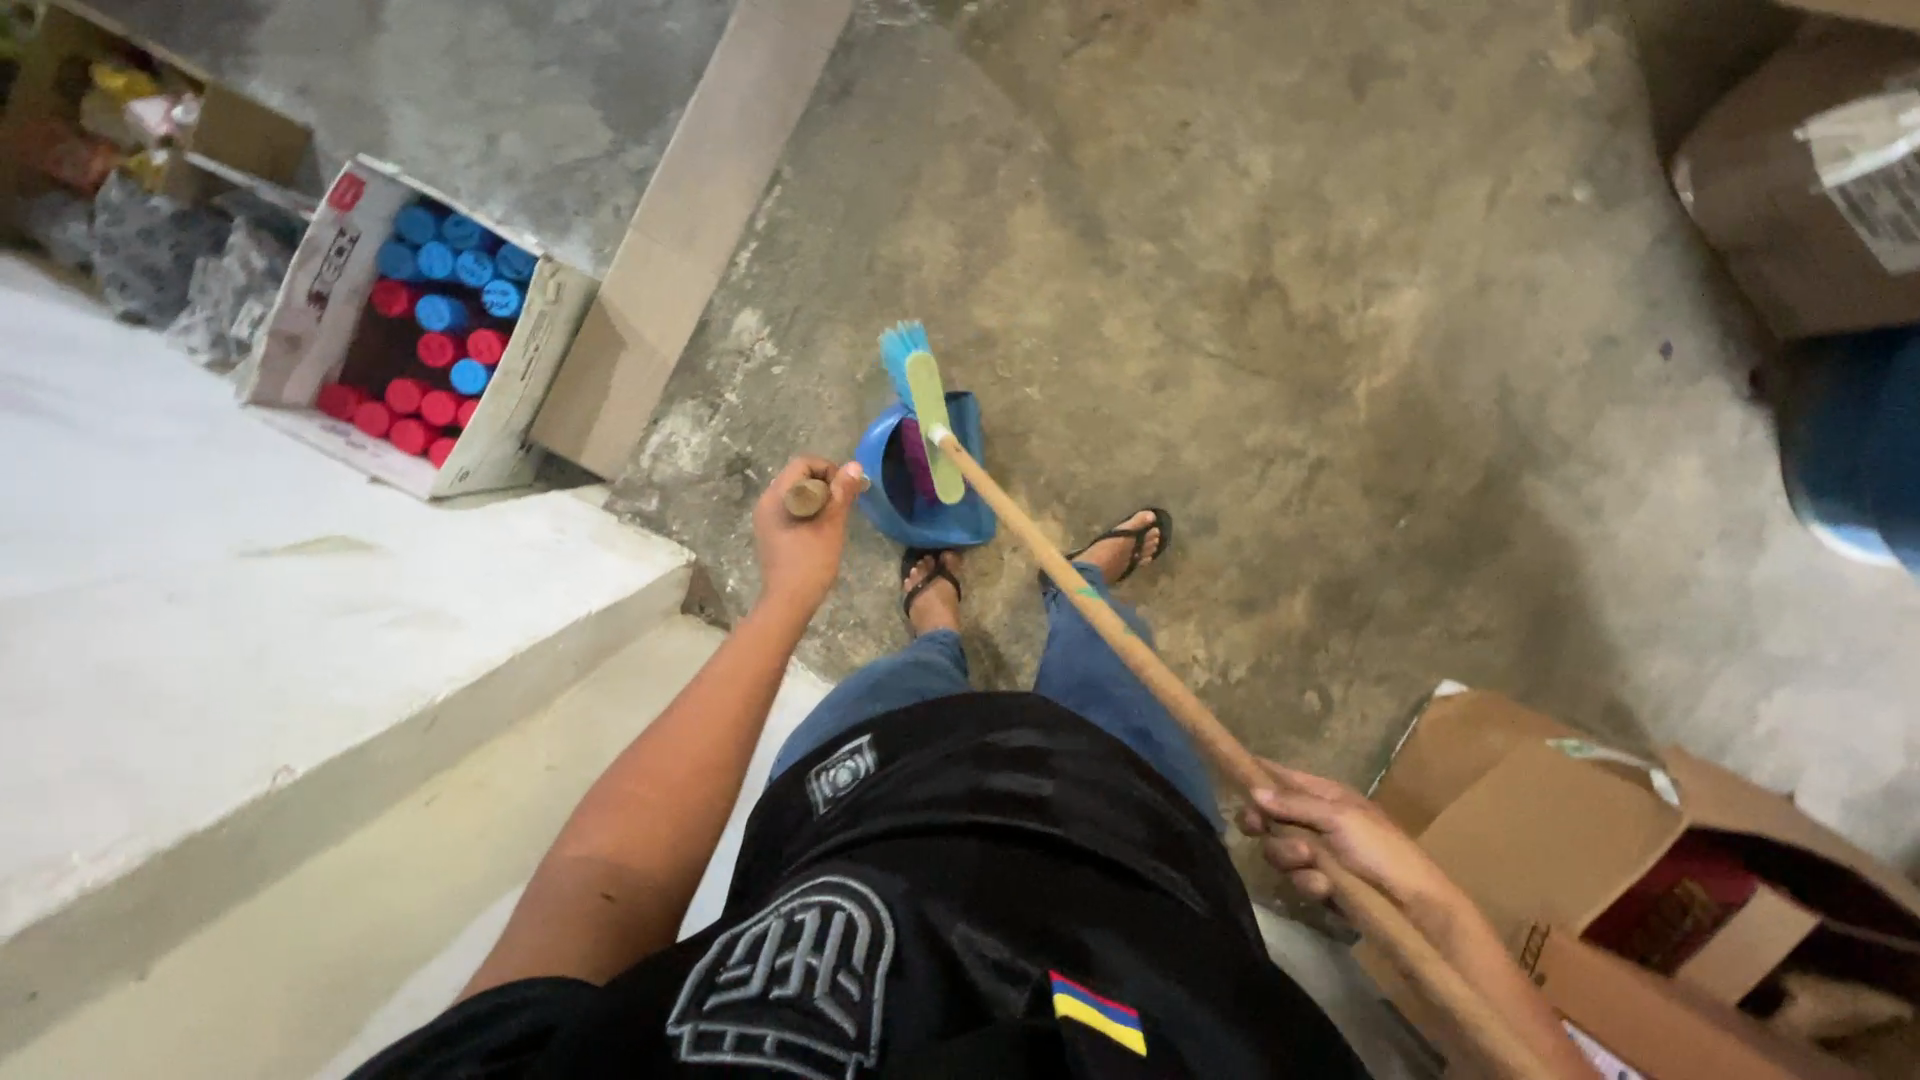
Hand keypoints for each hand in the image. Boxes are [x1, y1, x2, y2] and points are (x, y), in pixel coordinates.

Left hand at [753, 456, 864, 616]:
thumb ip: (841, 493)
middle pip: (798, 475)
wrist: (788, 602)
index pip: (803, 463)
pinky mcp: (771, 531)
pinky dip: (809, 509)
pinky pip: (791, 507)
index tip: (845, 490)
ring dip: (819, 497)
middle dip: (825, 483)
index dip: (828, 469)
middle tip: (844, 503)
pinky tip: (821, 528)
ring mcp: (766, 517)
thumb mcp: (831, 525)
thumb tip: (854, 466)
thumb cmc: (810, 563)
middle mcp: (767, 501)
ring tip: (835, 516)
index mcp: (777, 496)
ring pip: (796, 492)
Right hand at [1236, 759, 1464, 921]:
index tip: (1231, 778)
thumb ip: (1294, 805)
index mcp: (1323, 795)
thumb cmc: (1381, 849)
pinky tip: (1325, 887)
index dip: (1256, 775)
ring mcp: (1316, 853)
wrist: (1414, 905)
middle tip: (1256, 828)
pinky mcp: (1318, 883)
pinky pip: (1296, 878)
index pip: (1281, 776)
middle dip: (1264, 824)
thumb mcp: (1339, 818)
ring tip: (1312, 863)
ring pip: (1277, 849)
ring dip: (1290, 857)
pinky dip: (1308, 882)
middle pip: (1269, 815)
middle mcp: (1315, 820)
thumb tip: (1253, 791)